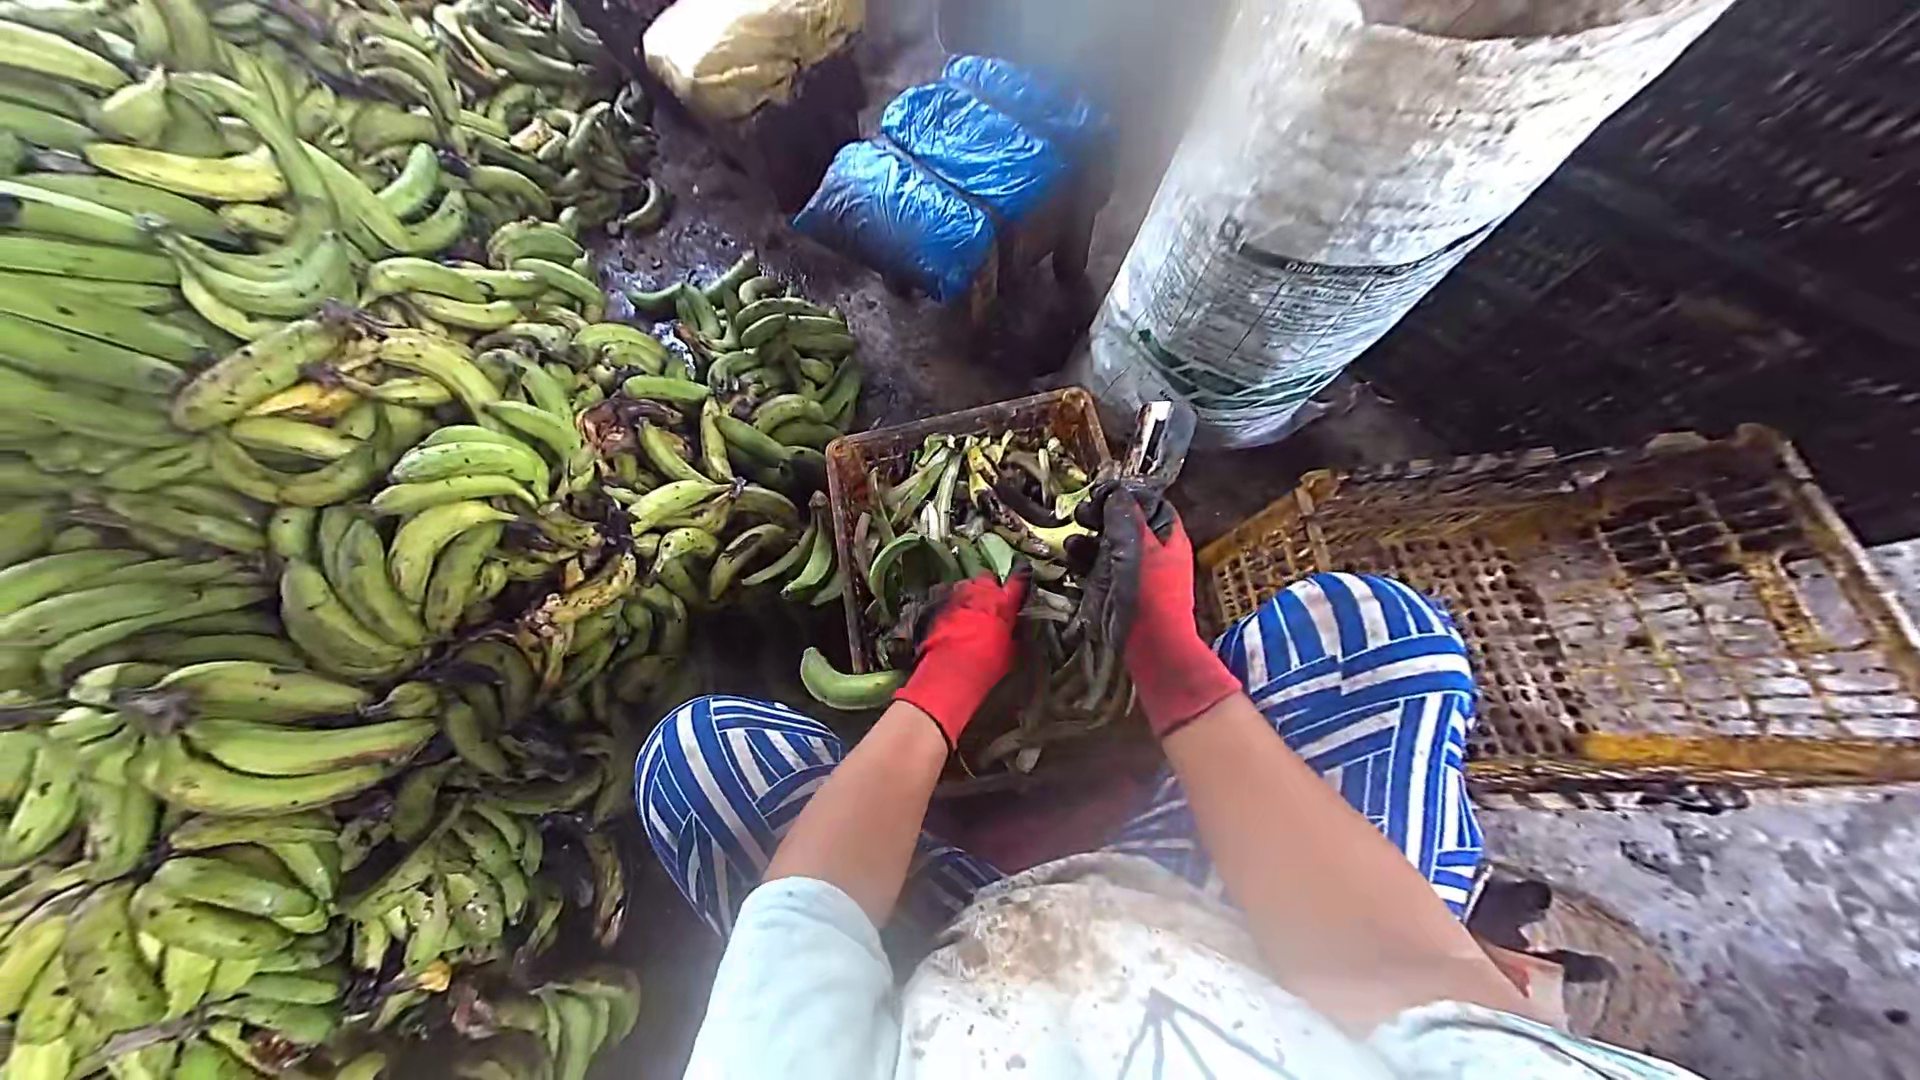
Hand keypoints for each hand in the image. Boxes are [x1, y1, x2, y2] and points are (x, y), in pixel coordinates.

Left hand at [893, 569, 1027, 746]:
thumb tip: (1014, 627)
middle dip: (987, 587)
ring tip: (968, 611)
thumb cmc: (986, 666)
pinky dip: (952, 606)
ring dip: (968, 595)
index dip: (1021, 576)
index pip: (1018, 580)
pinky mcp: (937, 605)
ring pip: (965, 586)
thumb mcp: (1010, 652)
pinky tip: (951, 620)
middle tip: (989, 603)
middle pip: (986, 578)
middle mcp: (980, 592)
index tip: (1023, 572)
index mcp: (1003, 602)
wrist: (949, 674)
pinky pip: (948, 599)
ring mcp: (956, 596)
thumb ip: (1013, 632)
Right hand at [1074, 481, 1240, 737]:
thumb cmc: (1150, 590)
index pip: (1148, 502)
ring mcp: (1128, 567)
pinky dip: (1081, 554)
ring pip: (1104, 539)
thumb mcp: (1137, 545)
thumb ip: (1124, 515)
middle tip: (1084, 510)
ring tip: (1075, 528)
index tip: (1103, 491)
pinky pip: (1093, 562)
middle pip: (1123, 519)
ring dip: (1088, 532)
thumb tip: (1114, 493)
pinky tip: (1071, 550)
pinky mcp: (1109, 584)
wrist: (1147, 640)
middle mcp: (1148, 548)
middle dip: (1102, 511)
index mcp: (1166, 535)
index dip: (1126, 494)